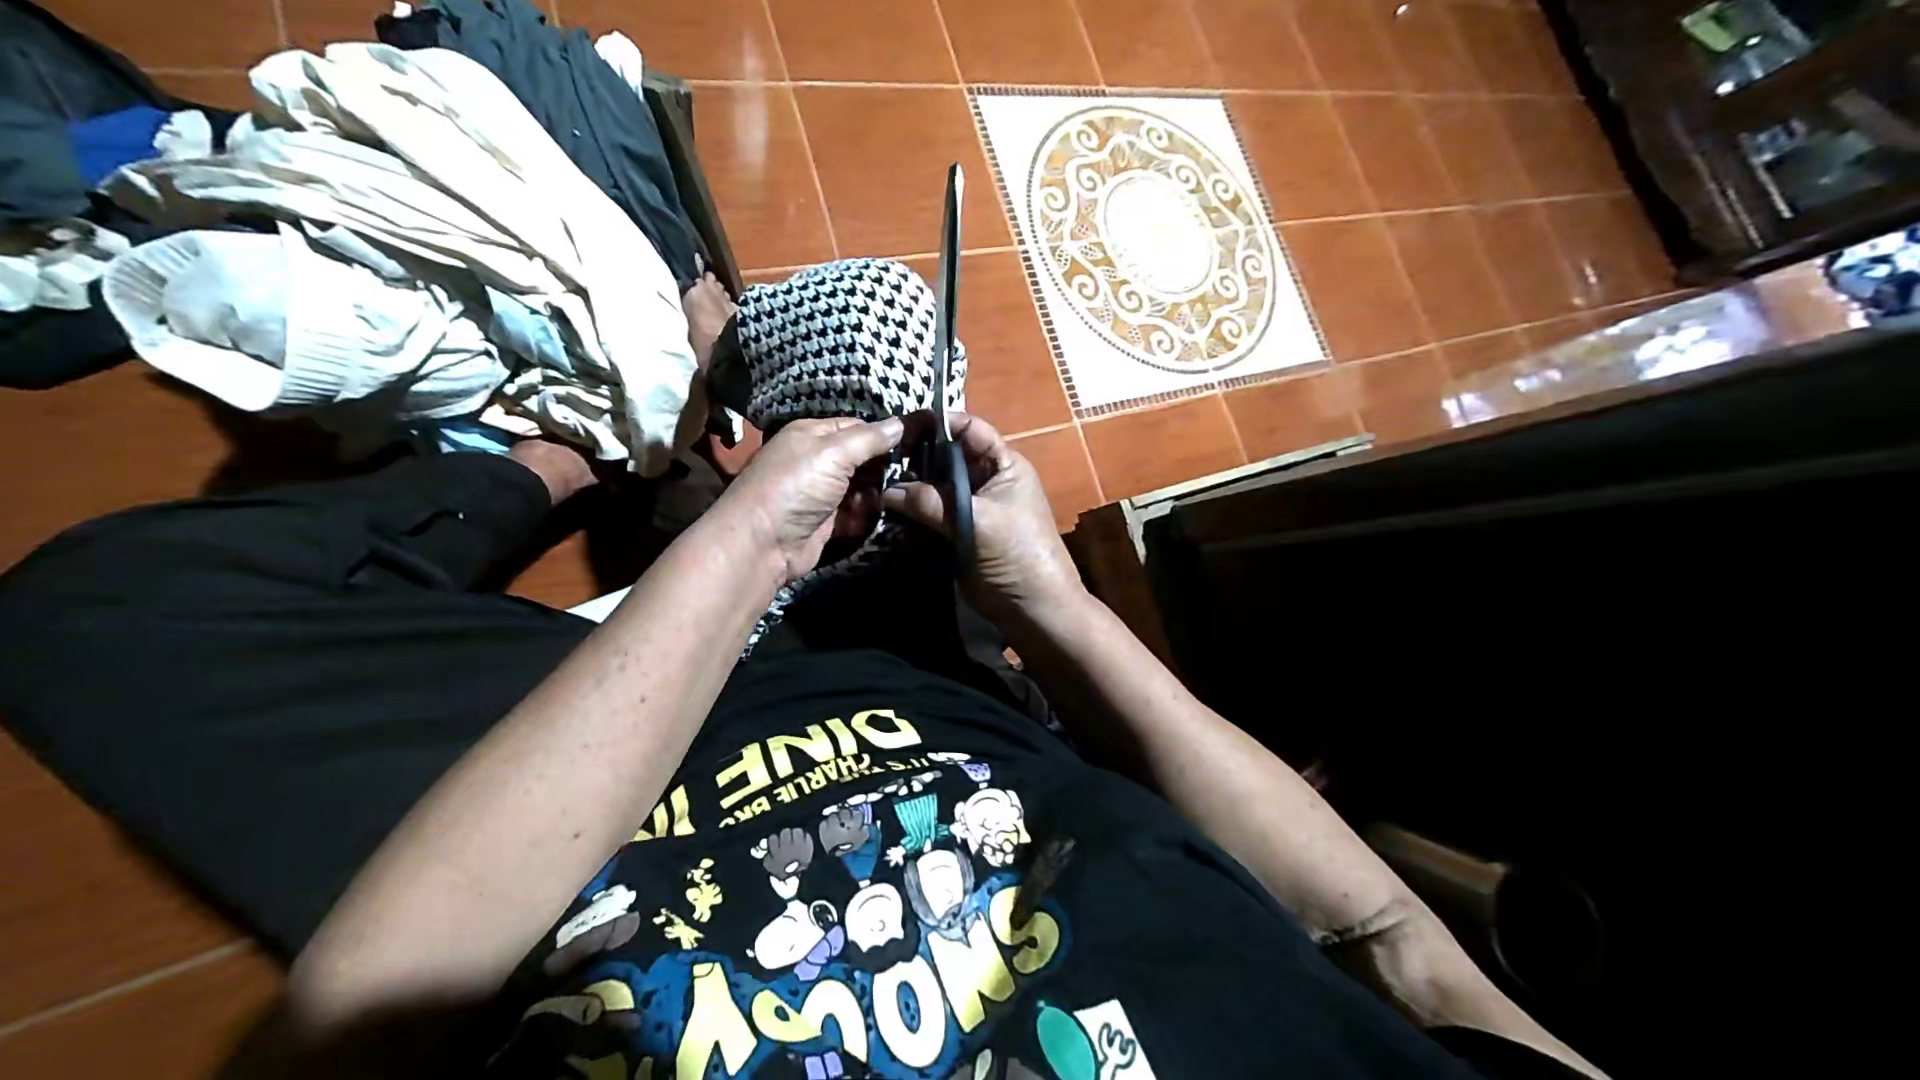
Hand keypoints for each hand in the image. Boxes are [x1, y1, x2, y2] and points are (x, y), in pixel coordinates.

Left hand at [713, 416, 905, 583]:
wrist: (762, 544)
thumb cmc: (795, 487)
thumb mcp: (834, 453)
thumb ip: (869, 439)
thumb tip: (901, 423)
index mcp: (811, 434)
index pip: (856, 426)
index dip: (883, 434)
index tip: (916, 443)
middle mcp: (815, 460)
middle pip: (860, 457)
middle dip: (883, 466)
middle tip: (914, 472)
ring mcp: (820, 492)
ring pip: (860, 486)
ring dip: (878, 492)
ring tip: (898, 495)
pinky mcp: (825, 520)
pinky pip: (854, 512)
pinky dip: (867, 513)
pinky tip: (882, 514)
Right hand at [761, 827, 813, 877]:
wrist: (797, 880)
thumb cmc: (782, 872)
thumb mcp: (770, 866)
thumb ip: (766, 855)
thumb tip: (765, 846)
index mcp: (776, 852)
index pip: (772, 838)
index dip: (774, 839)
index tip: (776, 842)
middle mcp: (787, 847)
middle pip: (785, 832)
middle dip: (785, 835)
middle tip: (786, 838)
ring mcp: (799, 846)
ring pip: (796, 831)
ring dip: (795, 834)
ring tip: (795, 838)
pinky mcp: (808, 846)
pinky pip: (806, 835)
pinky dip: (805, 837)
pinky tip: (803, 840)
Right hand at [882, 412, 1085, 626]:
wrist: (1032, 607)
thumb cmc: (1018, 553)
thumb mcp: (977, 519)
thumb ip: (932, 501)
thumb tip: (886, 491)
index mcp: (1004, 465)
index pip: (969, 429)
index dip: (939, 423)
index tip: (902, 427)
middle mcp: (986, 480)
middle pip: (947, 457)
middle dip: (916, 456)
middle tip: (878, 458)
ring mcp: (971, 507)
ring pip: (935, 487)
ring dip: (910, 486)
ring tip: (875, 481)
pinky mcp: (958, 532)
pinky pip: (931, 513)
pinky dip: (912, 511)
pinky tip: (885, 508)